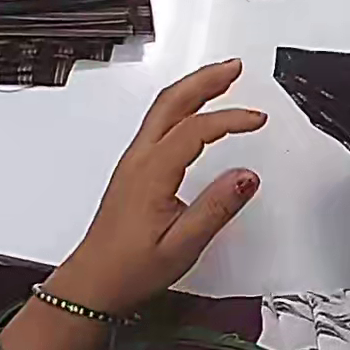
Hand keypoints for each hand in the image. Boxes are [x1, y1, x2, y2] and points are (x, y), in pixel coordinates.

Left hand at [43, 58, 266, 316]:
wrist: (93, 283)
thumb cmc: (131, 268)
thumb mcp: (182, 246)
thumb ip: (217, 209)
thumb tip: (247, 177)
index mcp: (151, 172)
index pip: (195, 129)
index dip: (229, 119)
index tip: (256, 119)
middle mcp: (139, 158)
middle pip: (172, 102)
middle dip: (205, 79)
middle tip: (234, 67)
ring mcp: (134, 160)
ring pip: (163, 108)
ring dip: (193, 87)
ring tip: (221, 77)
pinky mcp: (135, 168)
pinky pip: (160, 122)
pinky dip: (183, 104)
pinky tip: (196, 109)